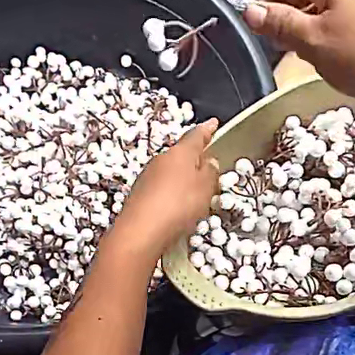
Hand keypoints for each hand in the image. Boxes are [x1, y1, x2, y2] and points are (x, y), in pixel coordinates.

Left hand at [108, 121, 219, 259]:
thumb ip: (211, 172)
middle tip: (209, 169)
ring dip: (184, 179)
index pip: (196, 135)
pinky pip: (162, 190)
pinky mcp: (140, 196)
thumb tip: (209, 162)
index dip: (207, 130)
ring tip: (197, 193)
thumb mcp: (206, 187)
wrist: (141, 231)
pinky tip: (179, 208)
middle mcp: (161, 160)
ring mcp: (148, 177)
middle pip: (182, 155)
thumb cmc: (178, 205)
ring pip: (171, 173)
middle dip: (196, 160)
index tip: (214, 124)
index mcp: (180, 152)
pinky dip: (173, 194)